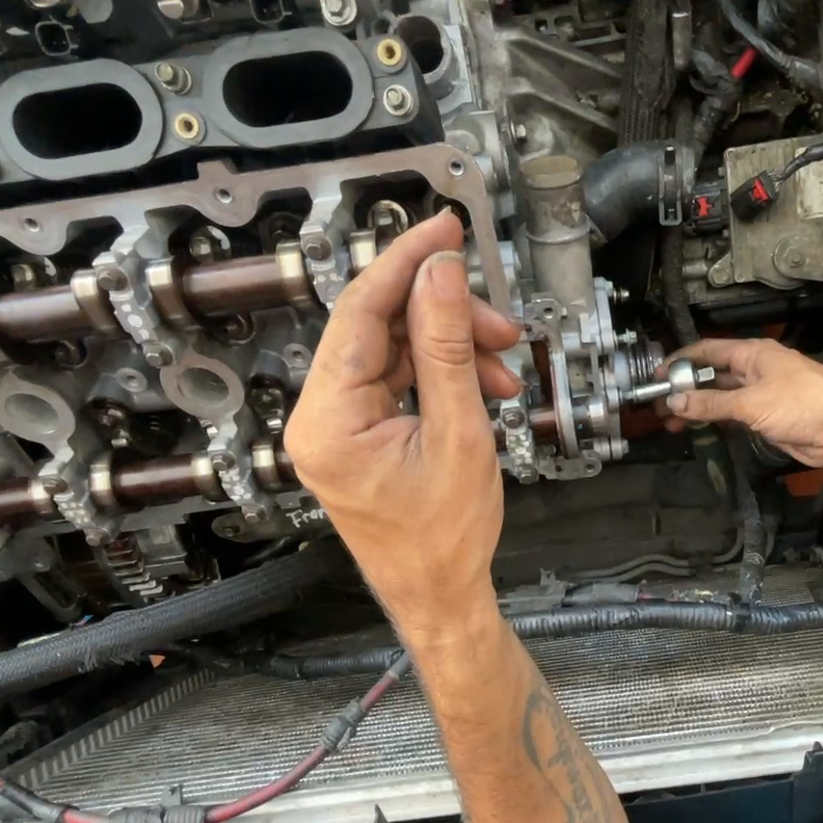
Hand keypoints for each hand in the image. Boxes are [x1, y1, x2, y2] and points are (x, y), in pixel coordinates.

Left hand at [284, 211, 522, 631]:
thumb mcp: (459, 435)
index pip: (359, 313)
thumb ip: (447, 349)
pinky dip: (440, 376)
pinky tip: (482, 385)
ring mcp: (335, 427)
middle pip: (377, 329)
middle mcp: (318, 418)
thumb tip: (441, 276)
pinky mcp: (356, 434)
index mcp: (328, 421)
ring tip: (504, 366)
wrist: (439, 593)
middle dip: (444, 317)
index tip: (444, 230)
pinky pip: (397, 382)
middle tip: (501, 324)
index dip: (405, 264)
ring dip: (450, 349)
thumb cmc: (447, 536)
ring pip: (392, 352)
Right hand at [662, 339, 822, 468]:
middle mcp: (756, 370)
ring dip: (697, 407)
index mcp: (753, 354)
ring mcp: (762, 394)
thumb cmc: (803, 404)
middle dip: (685, 388)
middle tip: (659, 404)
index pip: (708, 351)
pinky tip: (697, 427)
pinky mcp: (767, 417)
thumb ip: (711, 403)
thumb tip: (675, 400)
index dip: (681, 360)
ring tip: (671, 421)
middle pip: (712, 375)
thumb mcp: (751, 403)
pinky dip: (714, 419)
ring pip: (721, 397)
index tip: (657, 375)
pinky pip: (733, 414)